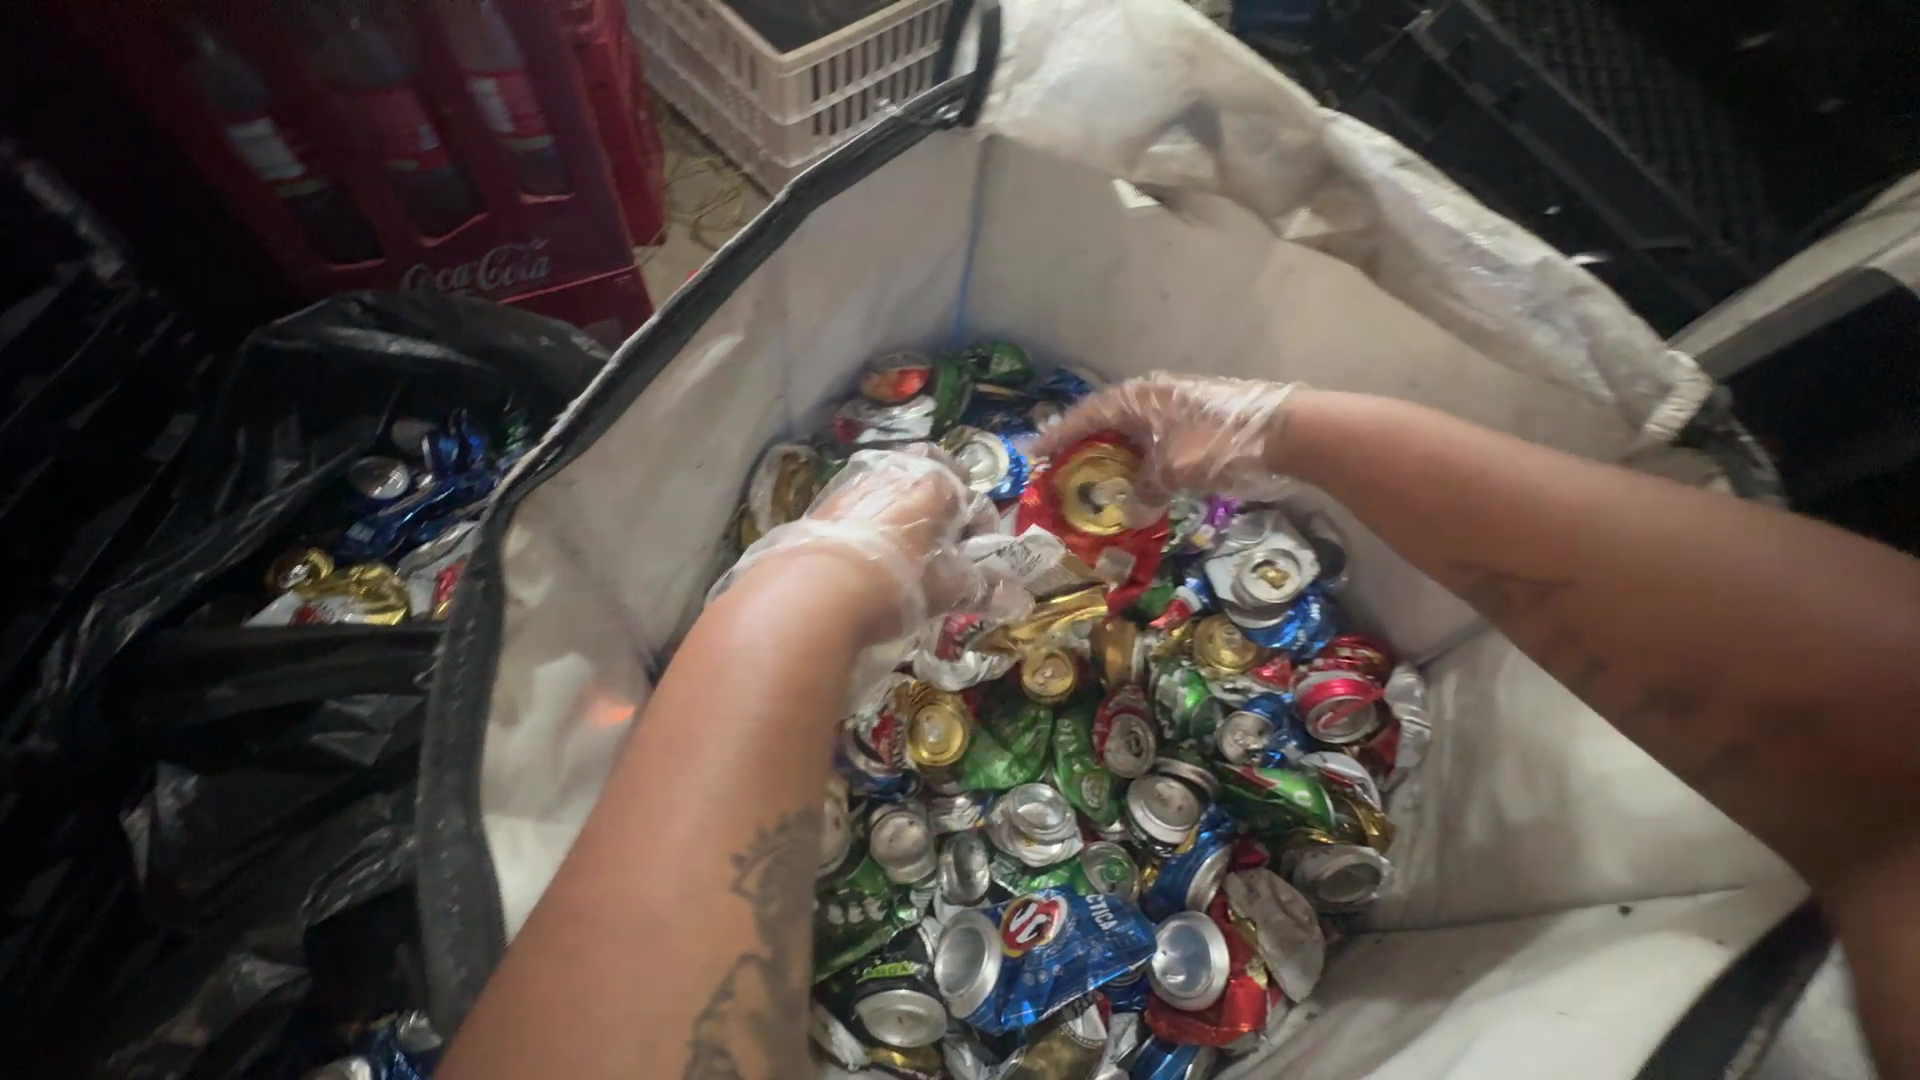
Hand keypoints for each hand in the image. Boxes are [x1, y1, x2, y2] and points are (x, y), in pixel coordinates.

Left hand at [711, 446, 1002, 640]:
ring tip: (907, 550)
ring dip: (906, 514)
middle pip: (931, 480)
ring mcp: (855, 486)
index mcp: (934, 484)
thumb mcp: (946, 590)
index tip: (980, 554)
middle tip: (945, 540)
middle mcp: (895, 473)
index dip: (983, 527)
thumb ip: (983, 588)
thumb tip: (1020, 601)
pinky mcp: (822, 506)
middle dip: (943, 506)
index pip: (974, 499)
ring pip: (892, 491)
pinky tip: (869, 555)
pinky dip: (873, 524)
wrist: (811, 593)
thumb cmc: (895, 583)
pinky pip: (861, 507)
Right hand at [1032, 373, 1307, 523]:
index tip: (1034, 454)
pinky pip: (1153, 441)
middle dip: (1083, 448)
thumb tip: (1130, 512)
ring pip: (1131, 433)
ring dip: (1113, 456)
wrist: (1288, 433)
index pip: (1084, 417)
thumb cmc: (1219, 445)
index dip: (1057, 437)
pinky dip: (1140, 461)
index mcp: (1136, 399)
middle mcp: (1151, 397)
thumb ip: (1145, 492)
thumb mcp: (1173, 472)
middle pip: (1104, 422)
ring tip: (1096, 482)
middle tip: (1062, 472)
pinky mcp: (1196, 421)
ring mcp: (1176, 407)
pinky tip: (1140, 481)